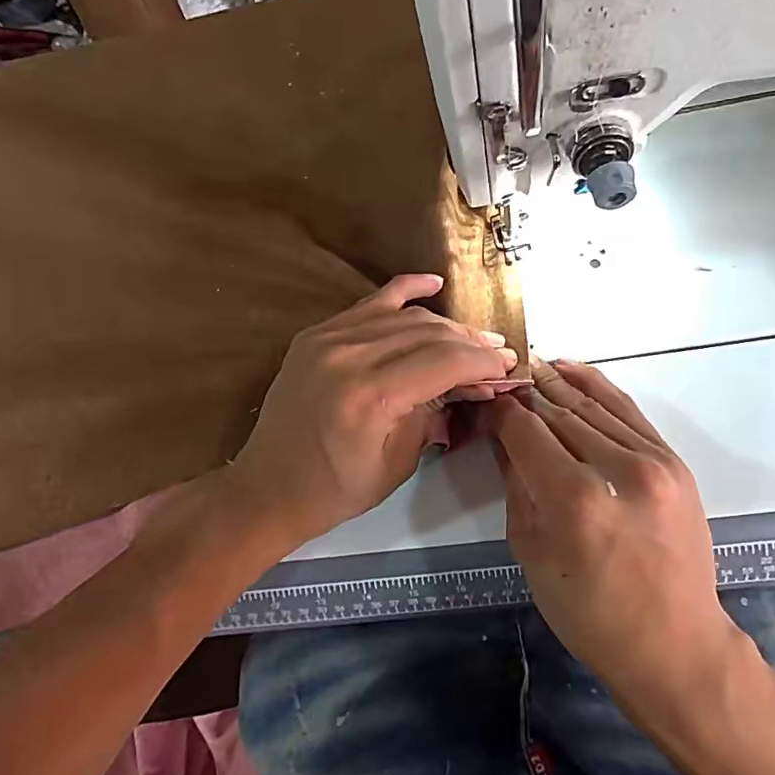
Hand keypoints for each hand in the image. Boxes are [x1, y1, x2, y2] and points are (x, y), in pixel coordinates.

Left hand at [223, 273, 518, 549]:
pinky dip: (404, 291)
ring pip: (405, 318)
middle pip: (430, 333)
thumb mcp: (398, 462)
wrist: (267, 488)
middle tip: (498, 354)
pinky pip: (369, 304)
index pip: (445, 360)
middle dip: (472, 343)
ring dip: (447, 325)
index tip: (507, 367)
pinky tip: (433, 284)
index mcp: (371, 397)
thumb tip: (472, 383)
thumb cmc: (334, 490)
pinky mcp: (316, 335)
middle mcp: (348, 358)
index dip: (483, 361)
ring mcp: (328, 340)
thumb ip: (435, 412)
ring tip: (475, 337)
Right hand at [486, 358, 744, 709]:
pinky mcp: (674, 462)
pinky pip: (628, 411)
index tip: (483, 402)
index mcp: (575, 500)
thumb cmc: (590, 614)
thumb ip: (516, 485)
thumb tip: (501, 434)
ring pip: (592, 406)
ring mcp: (655, 461)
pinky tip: (571, 370)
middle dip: (525, 395)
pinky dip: (597, 386)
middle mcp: (619, 469)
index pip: (525, 431)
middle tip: (501, 382)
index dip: (500, 412)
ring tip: (530, 367)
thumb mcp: (533, 552)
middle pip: (558, 412)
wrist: (675, 644)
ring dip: (557, 384)